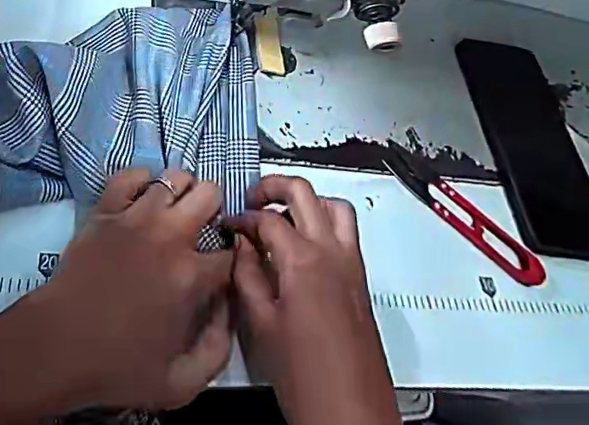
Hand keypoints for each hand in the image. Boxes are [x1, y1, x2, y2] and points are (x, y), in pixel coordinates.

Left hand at [0, 166, 234, 410]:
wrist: (61, 342)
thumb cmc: (120, 365)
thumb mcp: (182, 383)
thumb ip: (218, 348)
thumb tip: (228, 309)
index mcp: (190, 276)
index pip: (230, 253)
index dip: (234, 257)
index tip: (224, 265)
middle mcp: (168, 236)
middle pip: (209, 195)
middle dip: (214, 209)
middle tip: (203, 227)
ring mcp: (134, 216)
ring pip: (173, 178)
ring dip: (182, 191)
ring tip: (176, 209)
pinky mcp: (105, 209)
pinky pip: (129, 175)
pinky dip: (142, 179)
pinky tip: (144, 195)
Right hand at [226, 175, 397, 424]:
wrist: (353, 419)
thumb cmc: (309, 381)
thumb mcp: (260, 324)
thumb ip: (246, 275)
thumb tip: (240, 247)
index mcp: (303, 260)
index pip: (265, 217)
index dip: (240, 217)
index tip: (228, 226)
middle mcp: (332, 253)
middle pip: (302, 191)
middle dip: (271, 187)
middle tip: (251, 200)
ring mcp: (351, 265)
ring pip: (333, 205)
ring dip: (305, 200)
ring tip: (280, 212)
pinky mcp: (361, 282)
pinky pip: (345, 231)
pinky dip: (323, 222)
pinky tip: (301, 243)